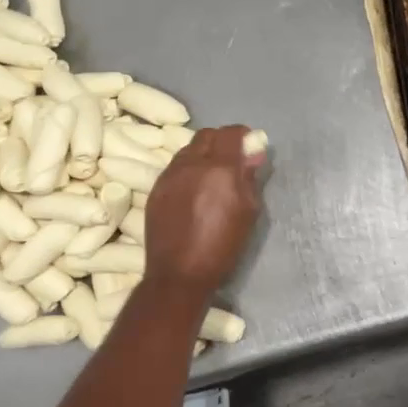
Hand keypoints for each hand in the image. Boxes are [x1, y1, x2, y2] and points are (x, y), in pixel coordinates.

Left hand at [145, 126, 261, 300]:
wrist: (180, 273)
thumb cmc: (224, 243)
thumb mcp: (250, 209)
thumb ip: (250, 176)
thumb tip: (252, 154)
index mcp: (220, 168)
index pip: (230, 133)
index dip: (242, 135)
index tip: (250, 146)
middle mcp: (191, 165)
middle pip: (206, 135)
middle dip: (222, 141)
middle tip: (233, 158)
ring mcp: (169, 177)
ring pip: (188, 149)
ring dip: (203, 154)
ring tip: (212, 175)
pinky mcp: (155, 190)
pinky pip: (174, 167)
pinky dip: (188, 169)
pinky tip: (194, 189)